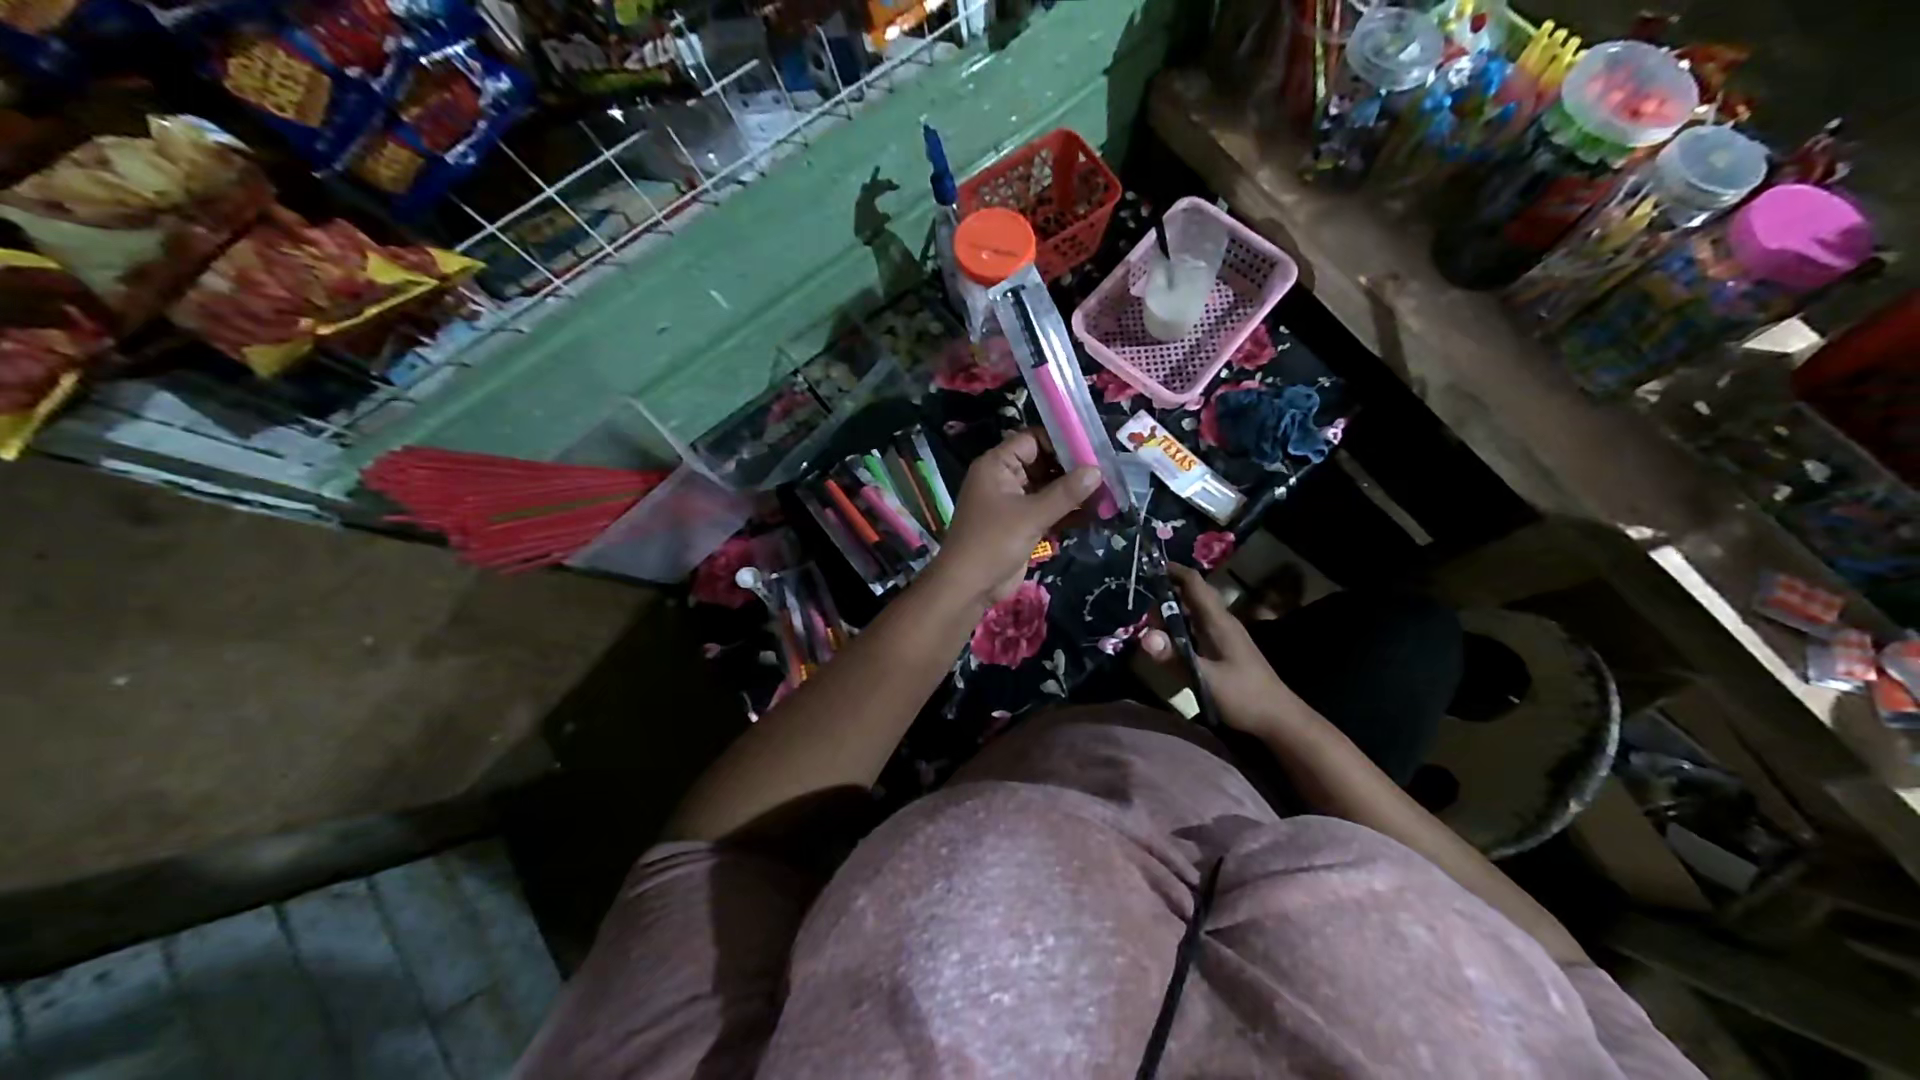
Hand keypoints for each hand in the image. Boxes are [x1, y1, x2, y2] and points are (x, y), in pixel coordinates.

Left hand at [935, 429, 1101, 604]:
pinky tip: (1095, 513)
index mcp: (997, 466)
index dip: (1060, 441)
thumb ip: (1065, 493)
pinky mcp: (1022, 524)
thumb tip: (1097, 471)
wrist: (969, 586)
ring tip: (1108, 492)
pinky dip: (1067, 511)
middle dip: (1072, 469)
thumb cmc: (993, 542)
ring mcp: (1013, 503)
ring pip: (1048, 488)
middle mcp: (1004, 479)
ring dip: (1074, 492)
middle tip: (1107, 472)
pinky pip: (1048, 510)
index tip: (1091, 448)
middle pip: (1043, 463)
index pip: (1031, 440)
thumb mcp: (1031, 515)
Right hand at [1139, 563, 1303, 741]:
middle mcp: (1222, 622)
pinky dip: (1181, 626)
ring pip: (1195, 612)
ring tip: (1152, 626)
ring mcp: (1225, 635)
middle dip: (1167, 595)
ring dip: (1173, 612)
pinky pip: (1198, 626)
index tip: (1149, 567)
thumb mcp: (1205, 678)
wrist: (1279, 718)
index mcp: (1219, 622)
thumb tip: (1145, 637)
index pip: (1195, 584)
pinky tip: (1171, 641)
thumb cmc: (1244, 696)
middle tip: (1145, 614)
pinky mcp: (1225, 648)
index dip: (1174, 571)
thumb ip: (1175, 657)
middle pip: (1193, 595)